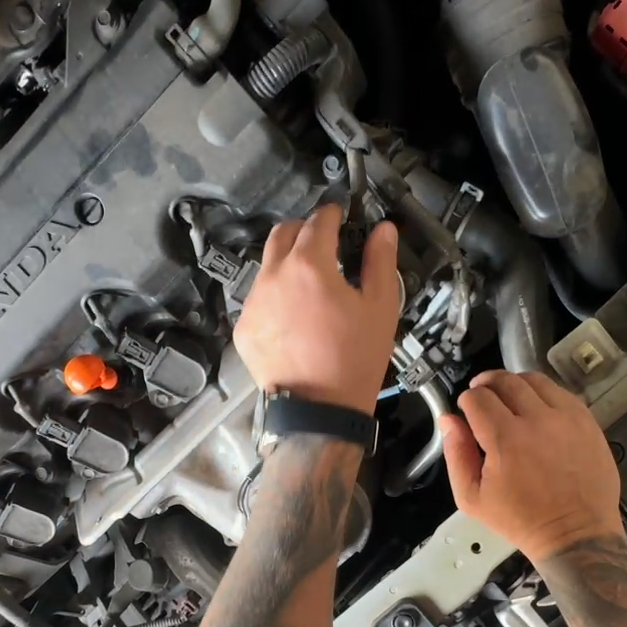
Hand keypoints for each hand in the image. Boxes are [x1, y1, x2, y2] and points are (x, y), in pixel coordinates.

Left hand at [233, 204, 401, 413]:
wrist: (319, 412)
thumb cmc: (355, 362)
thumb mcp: (380, 309)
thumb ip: (380, 262)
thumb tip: (382, 231)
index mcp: (310, 266)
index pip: (318, 221)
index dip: (332, 214)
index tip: (339, 216)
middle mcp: (274, 277)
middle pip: (283, 233)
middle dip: (303, 231)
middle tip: (323, 244)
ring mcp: (254, 304)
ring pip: (267, 267)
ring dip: (287, 266)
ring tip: (309, 288)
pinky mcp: (244, 329)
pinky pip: (258, 301)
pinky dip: (275, 300)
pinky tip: (294, 320)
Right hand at [441, 371, 623, 562]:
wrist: (574, 532)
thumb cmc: (520, 519)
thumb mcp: (472, 498)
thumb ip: (456, 454)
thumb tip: (449, 420)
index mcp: (505, 438)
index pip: (477, 397)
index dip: (466, 401)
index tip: (467, 412)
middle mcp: (537, 420)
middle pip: (505, 381)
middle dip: (487, 384)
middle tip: (482, 396)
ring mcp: (566, 417)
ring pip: (535, 380)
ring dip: (516, 384)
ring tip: (510, 398)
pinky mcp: (587, 421)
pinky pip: (561, 392)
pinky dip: (544, 394)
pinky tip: (538, 409)